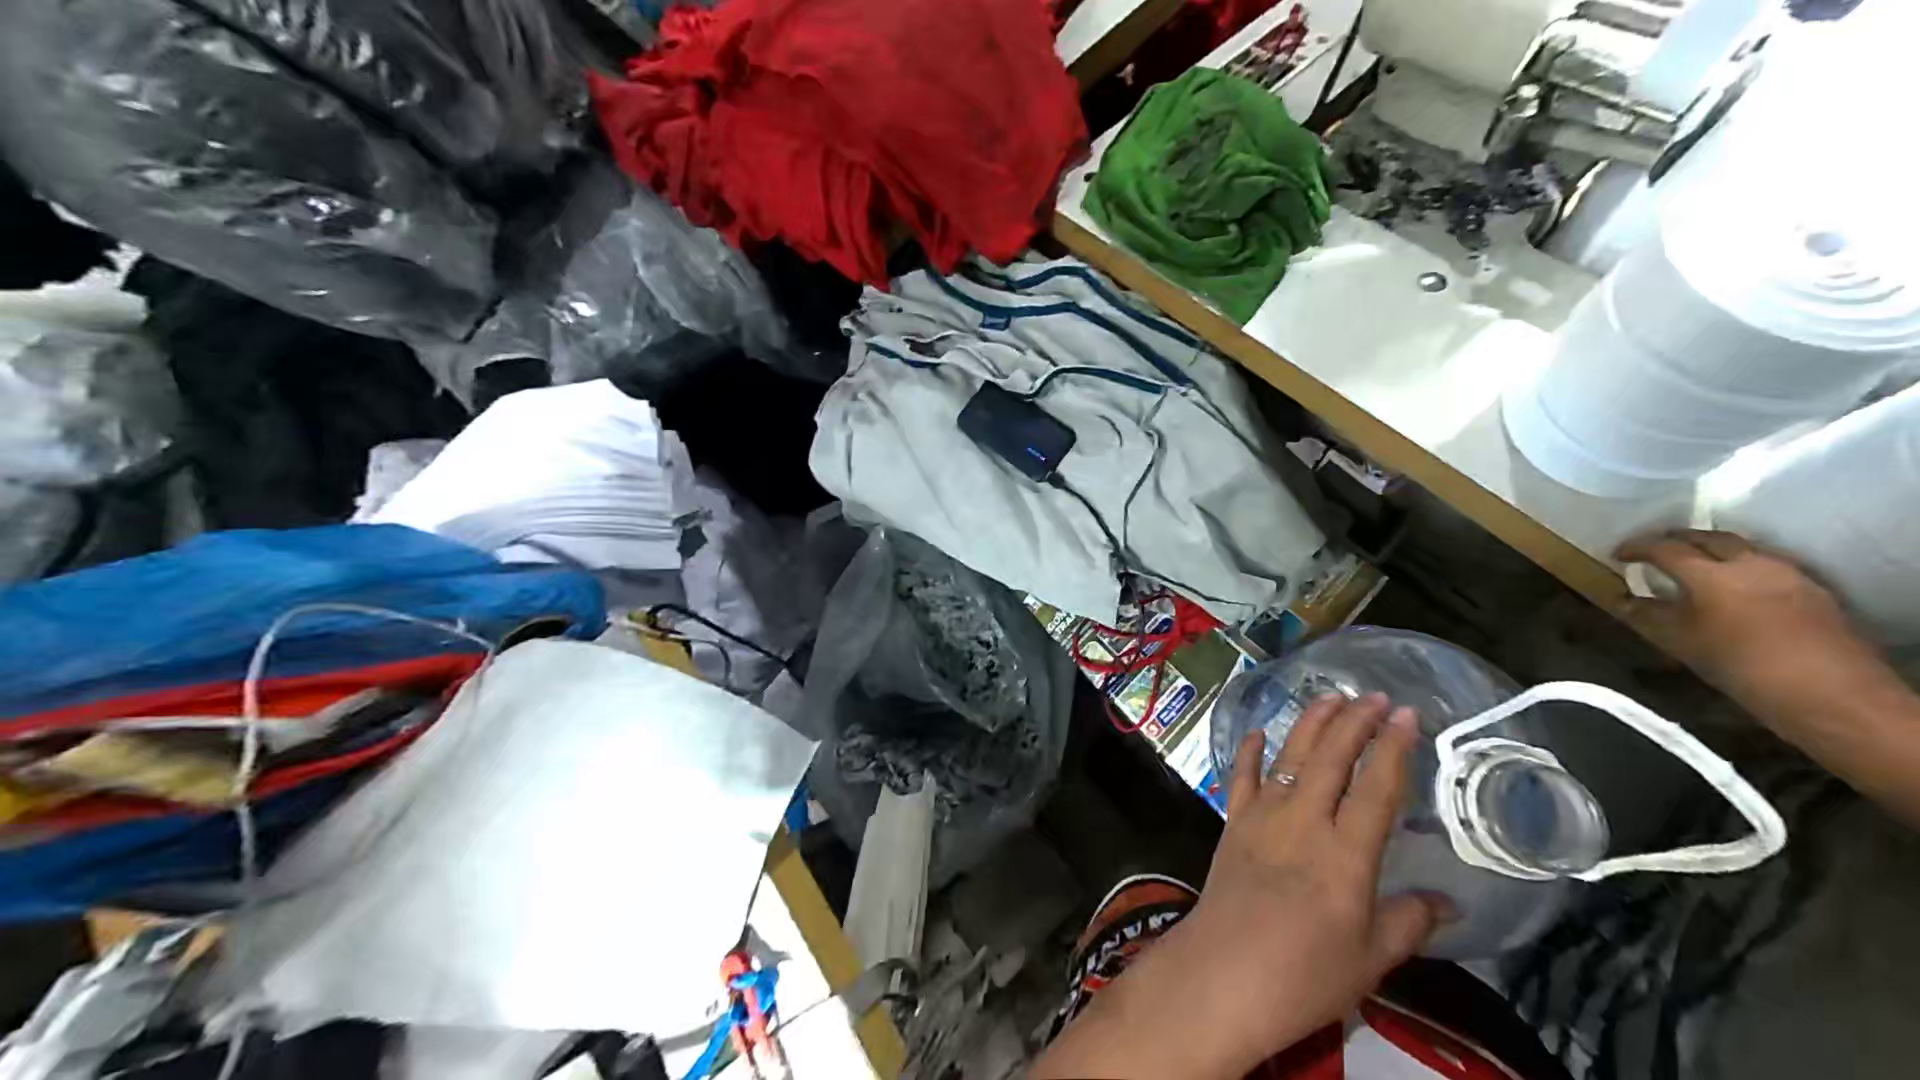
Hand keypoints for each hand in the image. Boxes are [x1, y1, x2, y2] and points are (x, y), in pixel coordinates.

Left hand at [1032, 694, 1445, 1079]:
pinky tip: (1254, 733)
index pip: (1377, 787)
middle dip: (1354, 721)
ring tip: (1329, 698)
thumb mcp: (1373, 958)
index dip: (1394, 748)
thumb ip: (1408, 921)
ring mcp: (1262, 817)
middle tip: (1374, 696)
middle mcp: (1304, 821)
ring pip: (1288, 757)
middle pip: (1331, 758)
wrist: (1226, 971)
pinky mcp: (1231, 823)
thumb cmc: (1307, 973)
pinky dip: (1247, 753)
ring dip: (1309, 724)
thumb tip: (1447, 902)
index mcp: (1347, 853)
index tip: (1408, 716)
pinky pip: (1240, 778)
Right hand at [1616, 530, 1882, 715]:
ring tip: (1693, 564)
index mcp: (1711, 574)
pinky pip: (1767, 564)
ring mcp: (1789, 574)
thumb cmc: (1740, 665)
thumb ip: (1647, 615)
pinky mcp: (1813, 590)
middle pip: (1709, 537)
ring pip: (1742, 547)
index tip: (1618, 554)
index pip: (1665, 548)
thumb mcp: (1679, 642)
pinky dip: (1741, 565)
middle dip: (1677, 539)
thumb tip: (1623, 600)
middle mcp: (1751, 564)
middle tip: (1654, 550)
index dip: (1637, 547)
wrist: (1828, 693)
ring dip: (1712, 549)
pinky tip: (1733, 585)